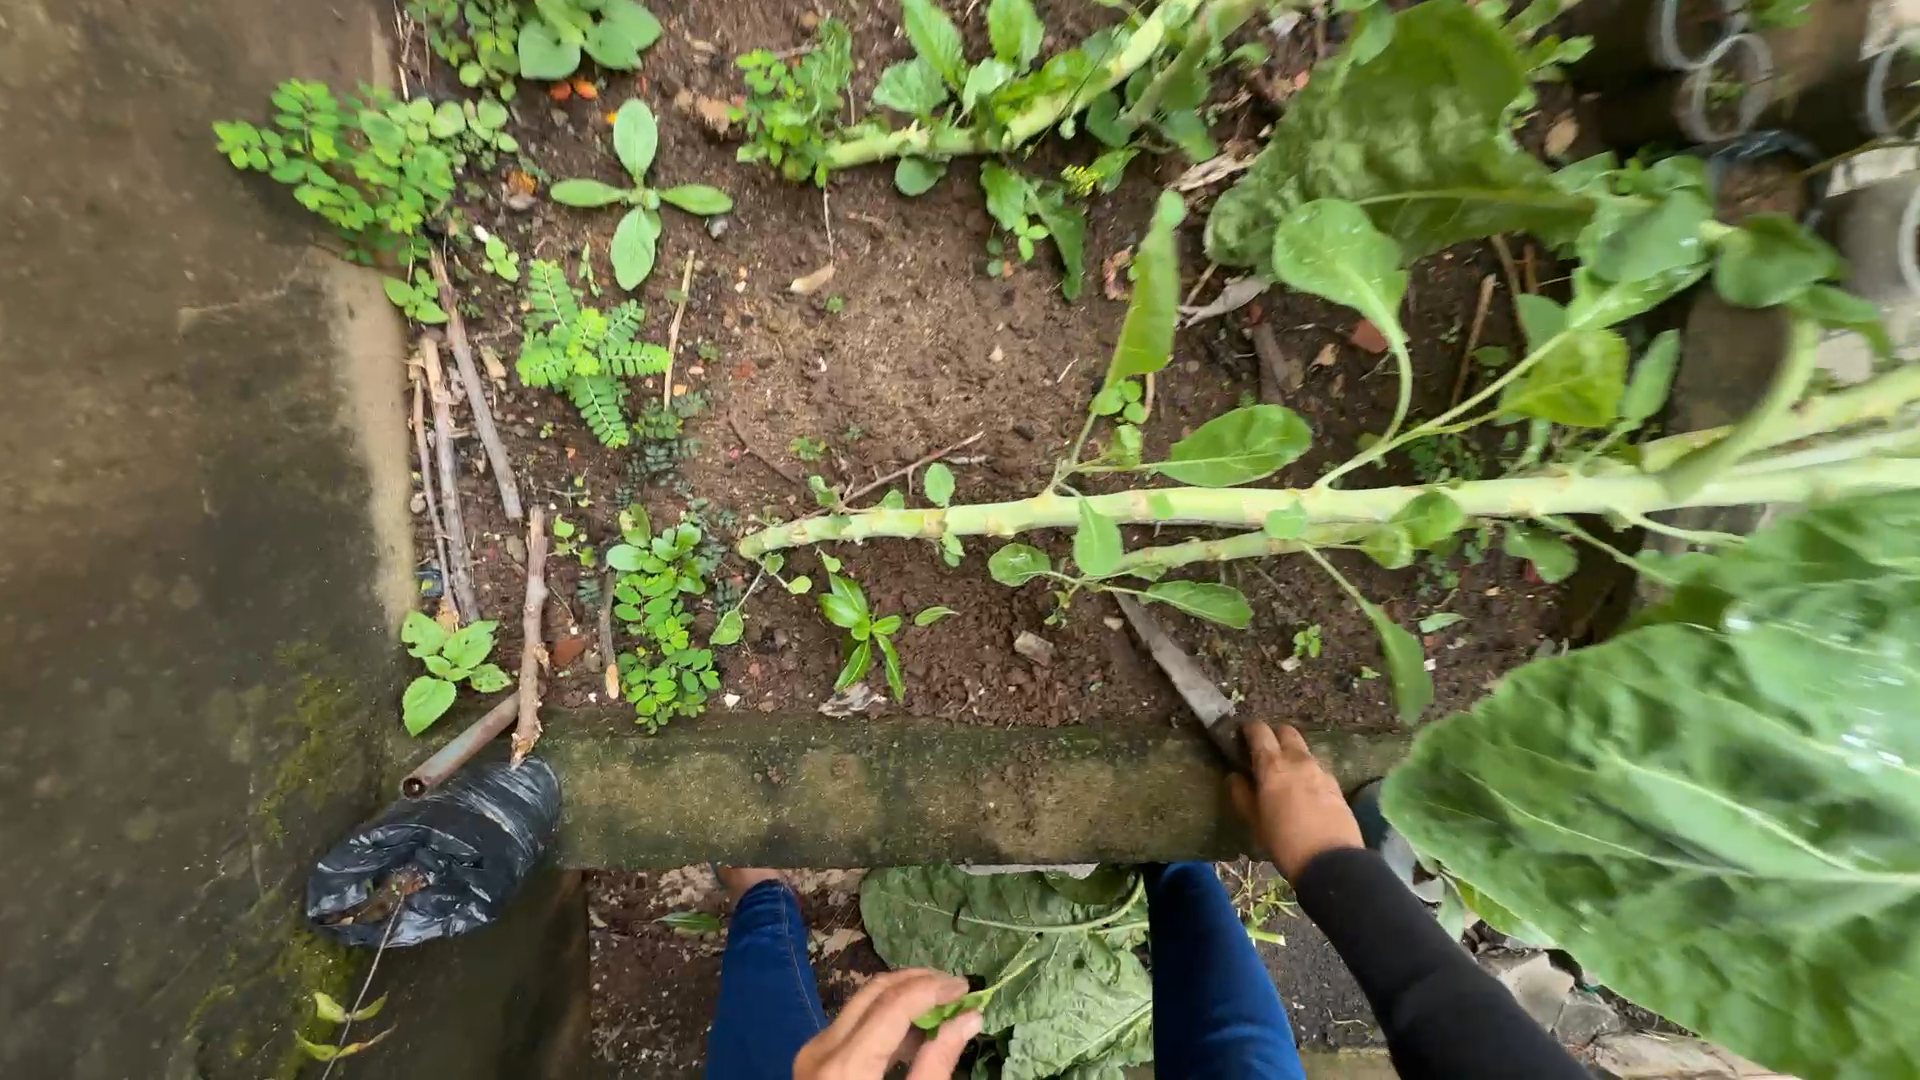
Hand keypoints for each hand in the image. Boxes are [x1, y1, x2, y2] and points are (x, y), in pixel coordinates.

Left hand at [793, 969, 982, 1079]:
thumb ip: (937, 1066)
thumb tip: (969, 1018)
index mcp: (845, 1065)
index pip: (895, 1003)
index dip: (933, 988)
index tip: (966, 987)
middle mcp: (822, 1048)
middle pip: (876, 991)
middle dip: (919, 981)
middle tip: (956, 987)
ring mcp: (813, 1053)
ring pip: (863, 1001)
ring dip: (903, 994)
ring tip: (941, 1002)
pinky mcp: (813, 1062)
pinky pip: (853, 1022)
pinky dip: (886, 1016)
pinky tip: (913, 1028)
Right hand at [1229, 721, 1365, 880]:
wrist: (1333, 863)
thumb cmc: (1284, 840)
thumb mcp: (1254, 820)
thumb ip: (1242, 794)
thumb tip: (1235, 776)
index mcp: (1272, 765)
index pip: (1259, 730)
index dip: (1248, 728)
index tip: (1241, 735)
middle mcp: (1298, 760)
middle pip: (1286, 731)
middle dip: (1274, 735)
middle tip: (1264, 752)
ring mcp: (1321, 771)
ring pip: (1304, 750)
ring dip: (1292, 755)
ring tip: (1285, 776)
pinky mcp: (1337, 786)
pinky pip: (1318, 770)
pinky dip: (1308, 773)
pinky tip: (1305, 794)